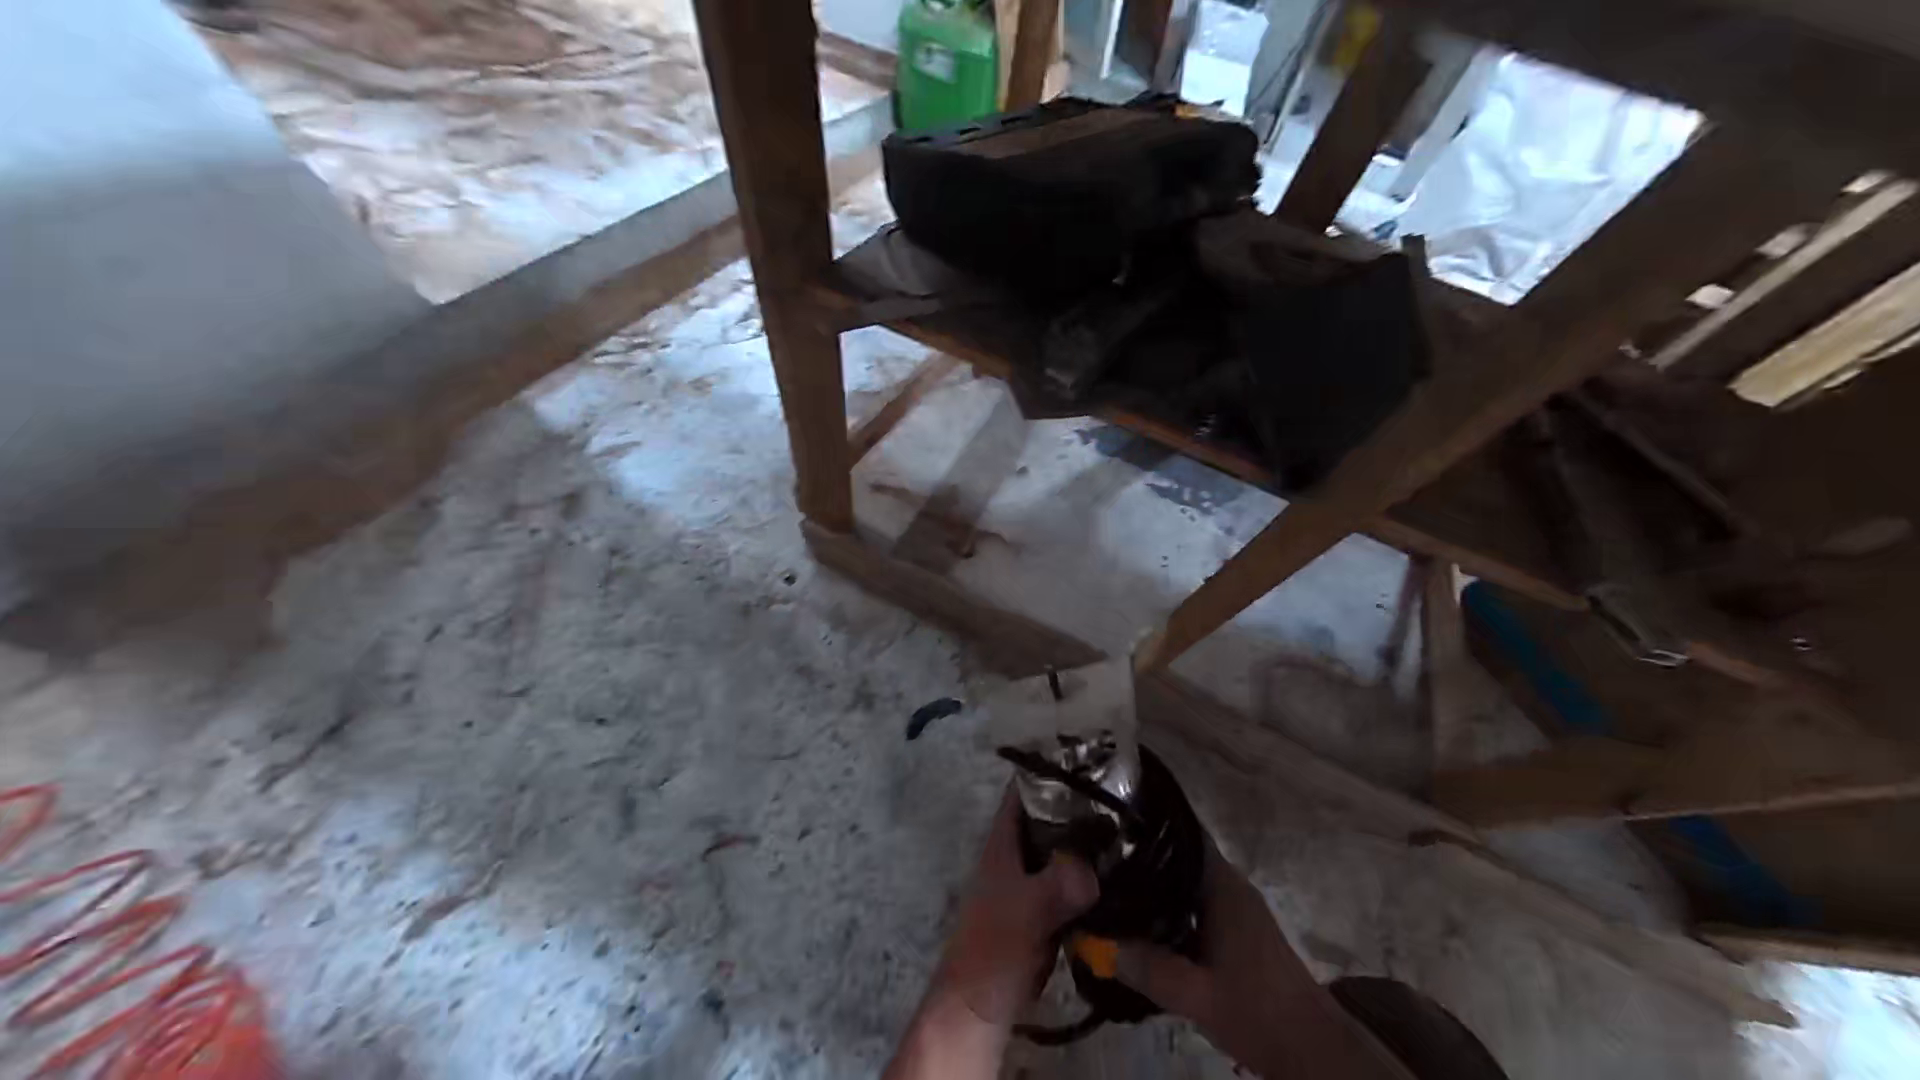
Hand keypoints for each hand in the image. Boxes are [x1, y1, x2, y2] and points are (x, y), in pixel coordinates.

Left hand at [884, 785, 1099, 1079]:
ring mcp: (1030, 880)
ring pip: (1063, 847)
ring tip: (1133, 826)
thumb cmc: (995, 947)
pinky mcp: (1045, 908)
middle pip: (1049, 815)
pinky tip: (1123, 872)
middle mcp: (1017, 853)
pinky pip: (1072, 880)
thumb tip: (1091, 868)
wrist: (981, 1003)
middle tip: (1125, 793)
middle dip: (1080, 803)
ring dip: (1089, 839)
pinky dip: (1093, 873)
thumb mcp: (1027, 911)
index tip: (1091, 757)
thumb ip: (1057, 886)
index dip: (1051, 768)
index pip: (1024, 789)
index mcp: (1003, 841)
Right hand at [1116, 841, 1409, 1079]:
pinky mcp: (1236, 930)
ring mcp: (1235, 908)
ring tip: (1110, 889)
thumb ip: (1149, 969)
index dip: (1149, 825)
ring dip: (1153, 885)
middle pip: (1179, 857)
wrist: (1314, 1052)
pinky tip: (1140, 923)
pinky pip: (1193, 903)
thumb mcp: (1197, 996)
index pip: (1184, 834)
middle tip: (1099, 863)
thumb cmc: (1260, 1012)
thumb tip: (1098, 944)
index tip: (1112, 826)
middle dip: (1141, 858)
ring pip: (1184, 882)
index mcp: (1224, 887)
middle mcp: (1230, 887)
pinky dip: (1167, 906)